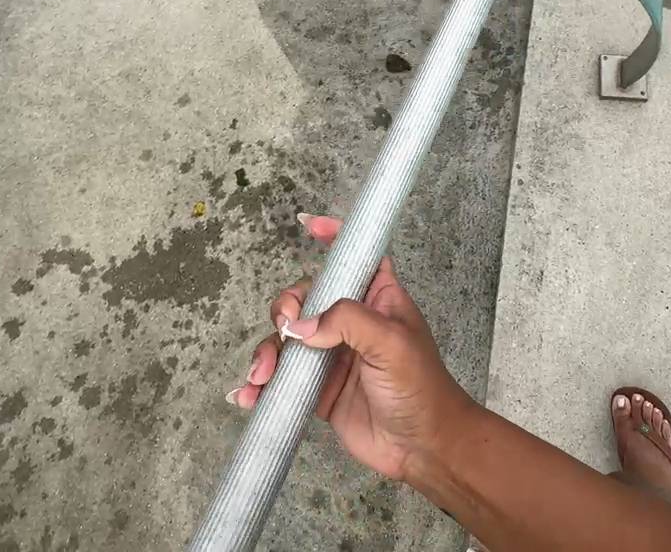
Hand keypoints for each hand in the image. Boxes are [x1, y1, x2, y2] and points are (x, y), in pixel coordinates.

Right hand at [229, 215, 478, 480]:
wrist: (421, 447)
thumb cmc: (421, 385)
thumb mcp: (390, 342)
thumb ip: (346, 322)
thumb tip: (299, 326)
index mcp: (378, 297)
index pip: (356, 256)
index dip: (334, 235)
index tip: (308, 223)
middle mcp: (352, 320)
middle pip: (306, 296)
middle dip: (285, 307)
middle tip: (283, 328)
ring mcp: (332, 353)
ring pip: (288, 337)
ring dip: (267, 350)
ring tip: (261, 374)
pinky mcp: (318, 387)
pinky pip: (282, 377)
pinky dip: (262, 384)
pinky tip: (249, 395)